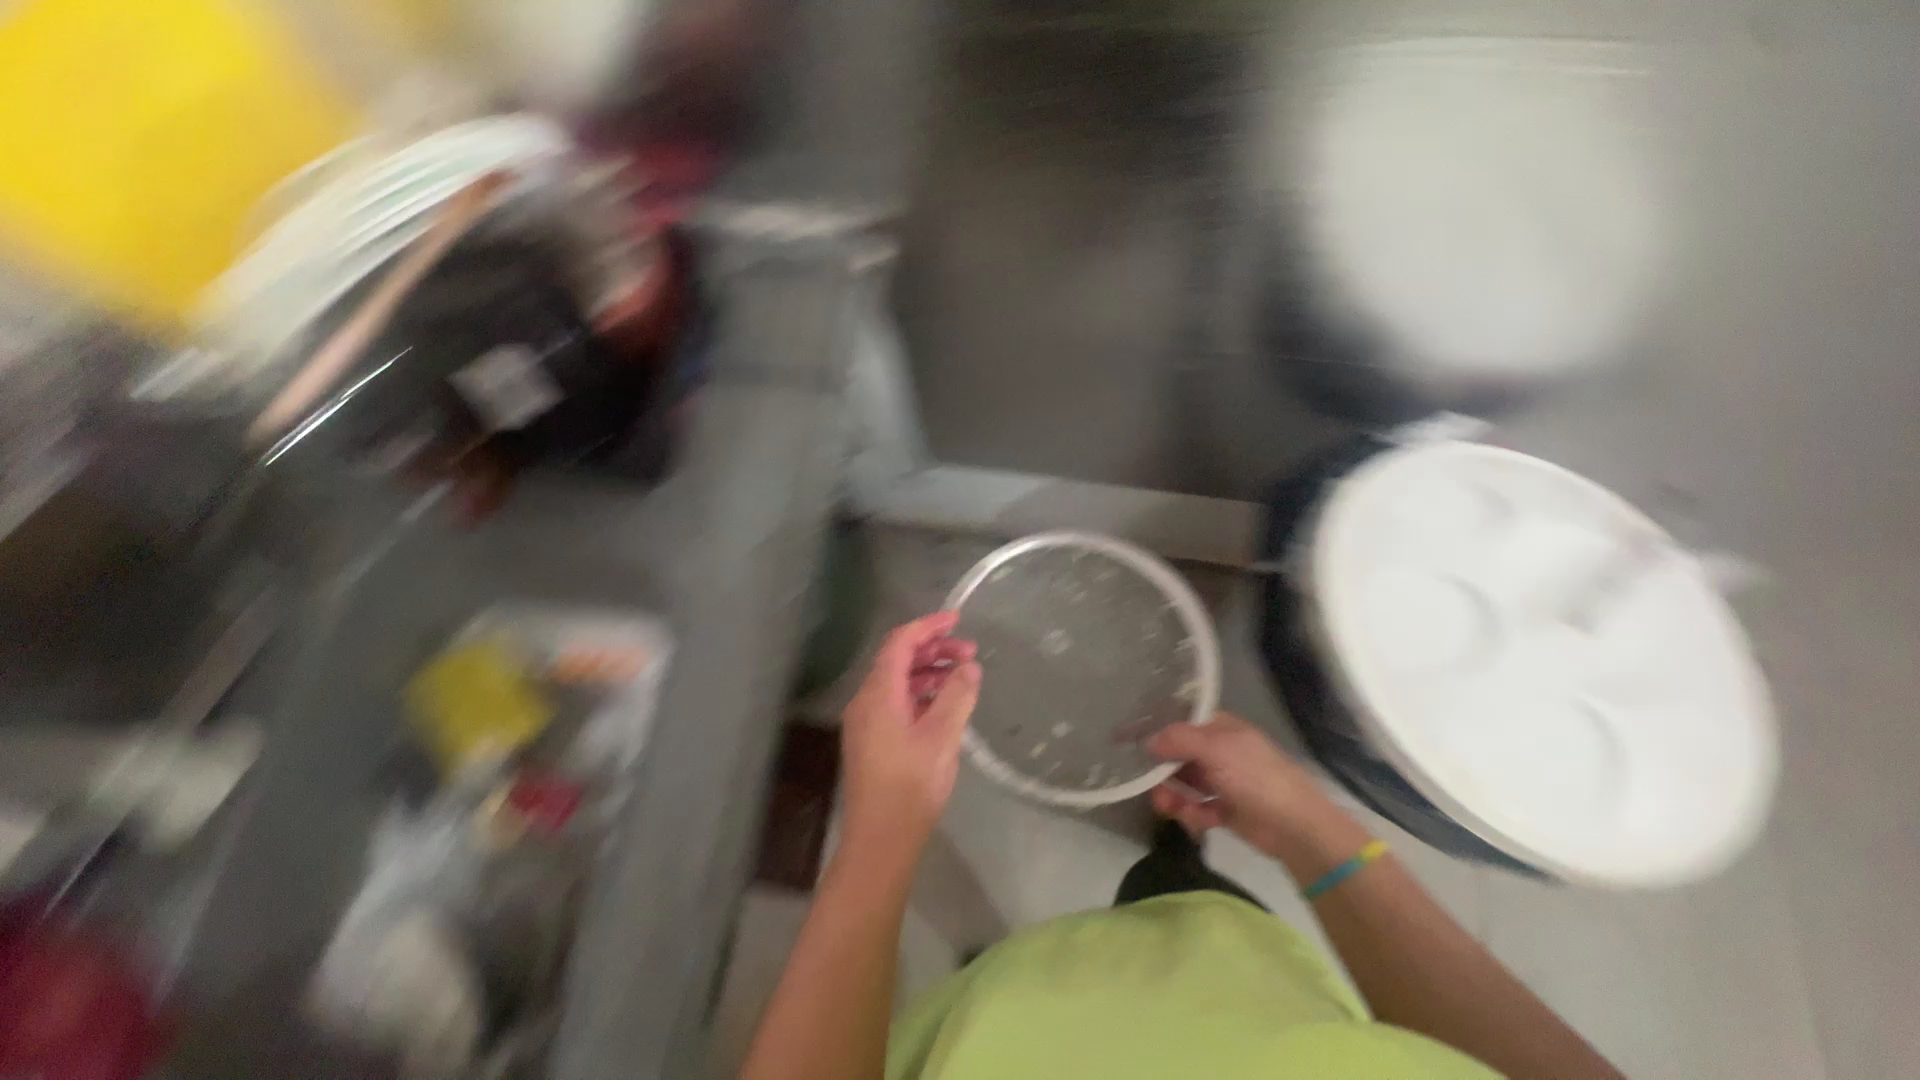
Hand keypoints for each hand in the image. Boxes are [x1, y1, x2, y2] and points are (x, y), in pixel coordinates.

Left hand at [839, 613, 981, 860]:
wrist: (880, 839)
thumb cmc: (911, 785)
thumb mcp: (942, 737)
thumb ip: (957, 696)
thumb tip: (968, 668)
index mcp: (878, 693)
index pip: (900, 643)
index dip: (928, 626)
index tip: (957, 619)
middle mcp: (866, 702)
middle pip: (897, 661)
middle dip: (933, 650)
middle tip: (970, 653)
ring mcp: (867, 724)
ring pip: (897, 683)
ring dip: (929, 674)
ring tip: (963, 678)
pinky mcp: (872, 743)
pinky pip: (896, 704)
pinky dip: (921, 696)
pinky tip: (945, 707)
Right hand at [1147, 711, 1328, 857]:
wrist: (1294, 826)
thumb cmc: (1255, 777)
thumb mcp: (1216, 750)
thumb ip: (1179, 740)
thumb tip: (1149, 740)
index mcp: (1221, 730)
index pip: (1181, 722)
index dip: (1155, 730)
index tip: (1127, 740)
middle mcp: (1219, 752)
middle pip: (1177, 756)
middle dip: (1161, 771)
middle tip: (1147, 784)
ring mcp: (1222, 782)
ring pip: (1184, 784)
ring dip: (1173, 795)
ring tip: (1167, 806)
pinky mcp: (1224, 810)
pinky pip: (1197, 807)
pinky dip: (1193, 813)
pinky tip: (1198, 819)